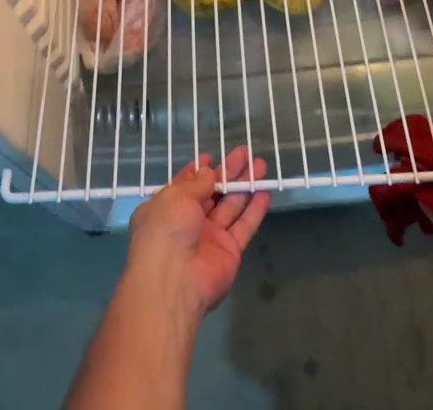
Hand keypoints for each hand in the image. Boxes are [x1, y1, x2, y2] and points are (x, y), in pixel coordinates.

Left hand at [124, 147, 270, 317]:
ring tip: (261, 164)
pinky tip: (265, 192)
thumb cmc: (166, 230)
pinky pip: (244, 226)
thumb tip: (207, 170)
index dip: (199, 171)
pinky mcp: (229, 251)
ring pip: (231, 206)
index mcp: (167, 207)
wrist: (174, 280)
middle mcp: (187, 221)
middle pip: (212, 192)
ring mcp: (210, 237)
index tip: (212, 156)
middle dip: (229, 172)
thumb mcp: (175, 197)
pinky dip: (255, 210)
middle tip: (246, 152)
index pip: (185, 185)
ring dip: (245, 185)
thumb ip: (196, 183)